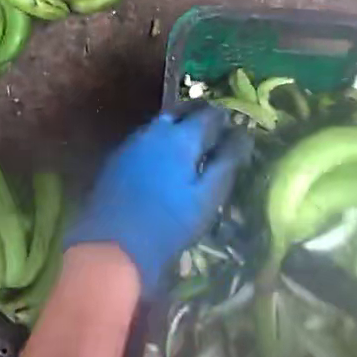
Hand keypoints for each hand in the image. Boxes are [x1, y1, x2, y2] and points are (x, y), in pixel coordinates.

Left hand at [63, 105, 251, 293]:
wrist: (114, 244)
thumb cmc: (170, 223)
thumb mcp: (208, 196)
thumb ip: (226, 162)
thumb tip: (243, 135)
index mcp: (181, 137)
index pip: (208, 115)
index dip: (223, 117)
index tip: (234, 124)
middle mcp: (154, 132)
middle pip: (179, 112)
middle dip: (197, 114)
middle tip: (212, 124)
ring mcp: (131, 143)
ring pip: (159, 125)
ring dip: (176, 126)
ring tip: (190, 140)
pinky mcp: (116, 159)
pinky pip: (143, 140)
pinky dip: (158, 141)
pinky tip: (162, 158)